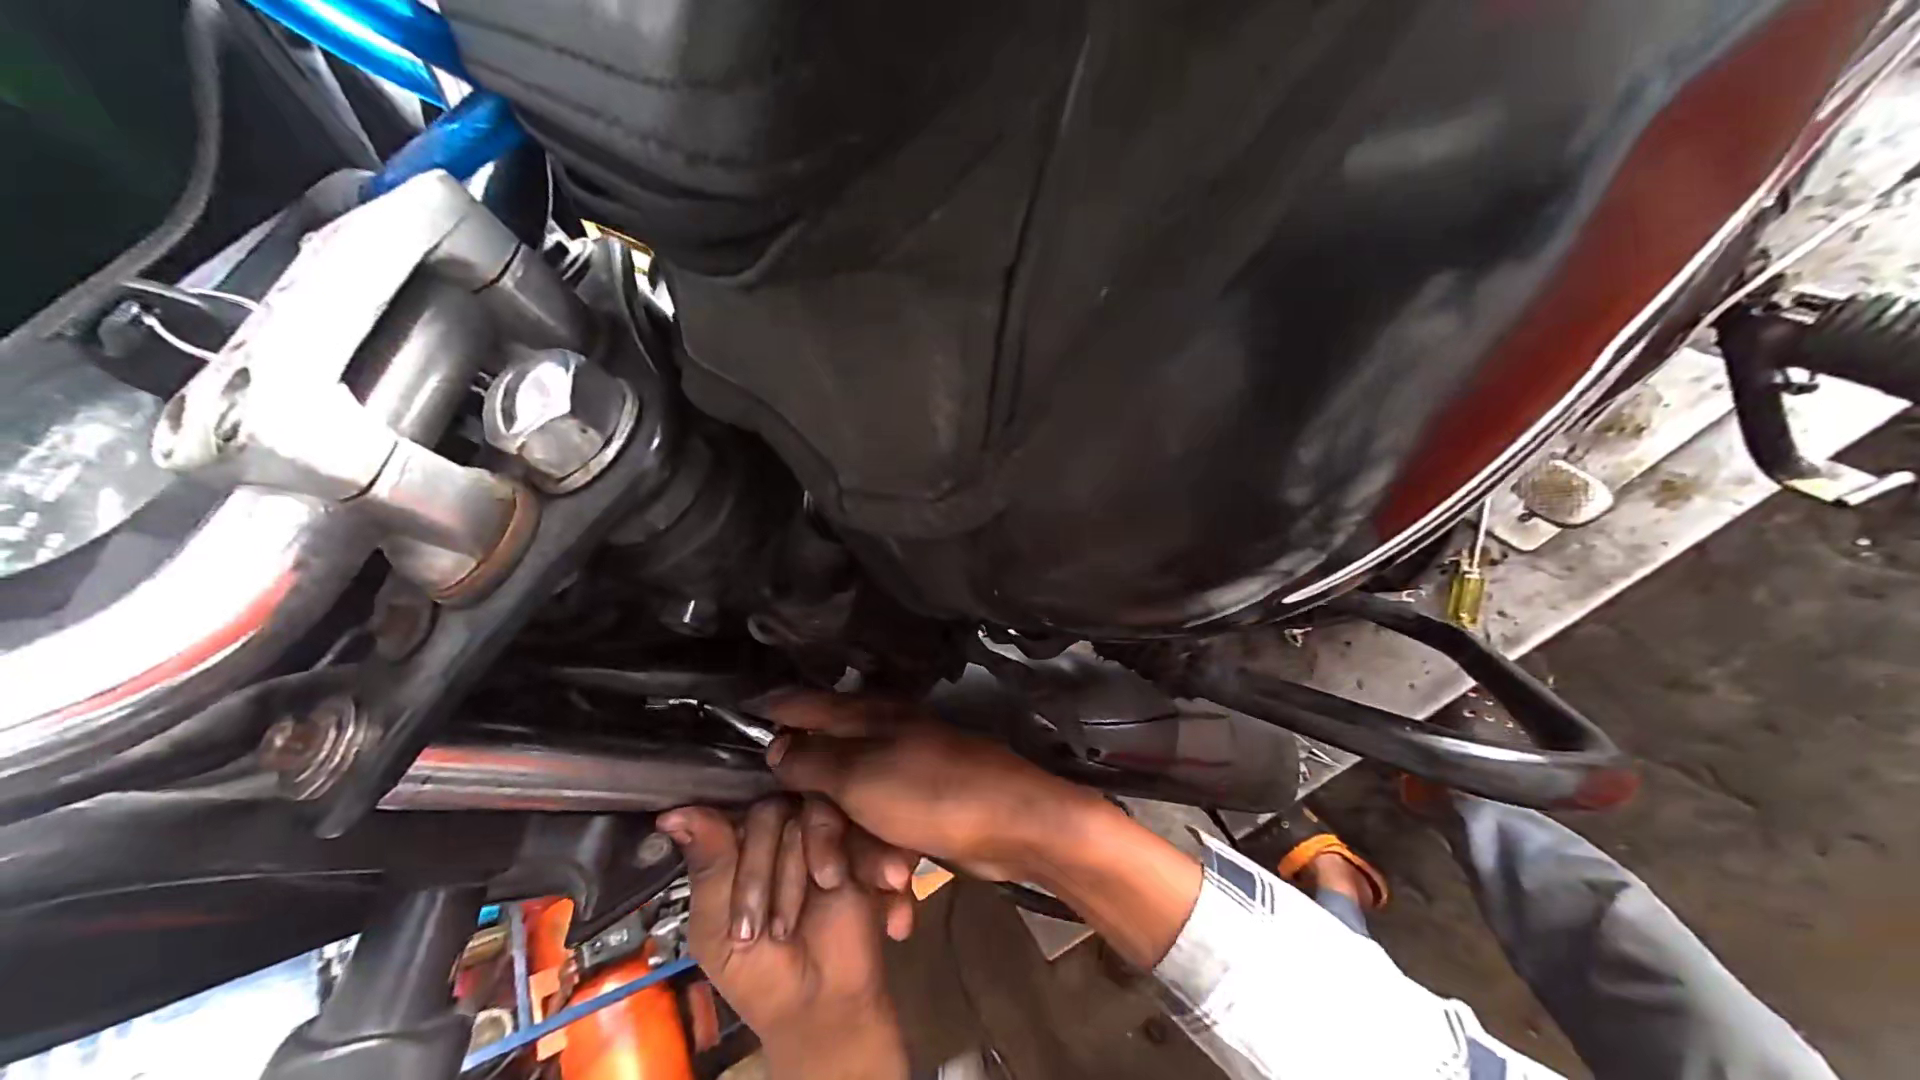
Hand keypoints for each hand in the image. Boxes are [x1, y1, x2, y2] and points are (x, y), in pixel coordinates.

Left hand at [659, 799, 908, 1079]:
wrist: (822, 1006)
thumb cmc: (759, 974)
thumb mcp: (717, 932)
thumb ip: (708, 868)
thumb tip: (673, 816)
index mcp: (738, 846)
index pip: (731, 816)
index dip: (741, 865)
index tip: (744, 925)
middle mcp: (778, 830)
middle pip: (770, 814)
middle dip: (766, 879)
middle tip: (776, 933)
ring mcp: (819, 834)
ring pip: (810, 817)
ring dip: (803, 876)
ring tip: (802, 924)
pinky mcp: (859, 843)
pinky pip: (856, 828)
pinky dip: (861, 858)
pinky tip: (846, 889)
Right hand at [758, 691, 1105, 881]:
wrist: (1013, 823)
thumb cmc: (931, 793)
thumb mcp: (859, 777)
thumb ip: (813, 762)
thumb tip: (775, 747)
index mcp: (866, 715)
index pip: (803, 704)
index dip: (768, 714)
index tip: (732, 728)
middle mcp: (881, 734)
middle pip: (823, 760)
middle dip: (808, 805)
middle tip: (782, 837)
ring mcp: (903, 769)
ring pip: (851, 802)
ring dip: (848, 843)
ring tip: (850, 878)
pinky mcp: (920, 804)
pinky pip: (882, 827)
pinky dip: (880, 854)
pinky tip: (887, 886)